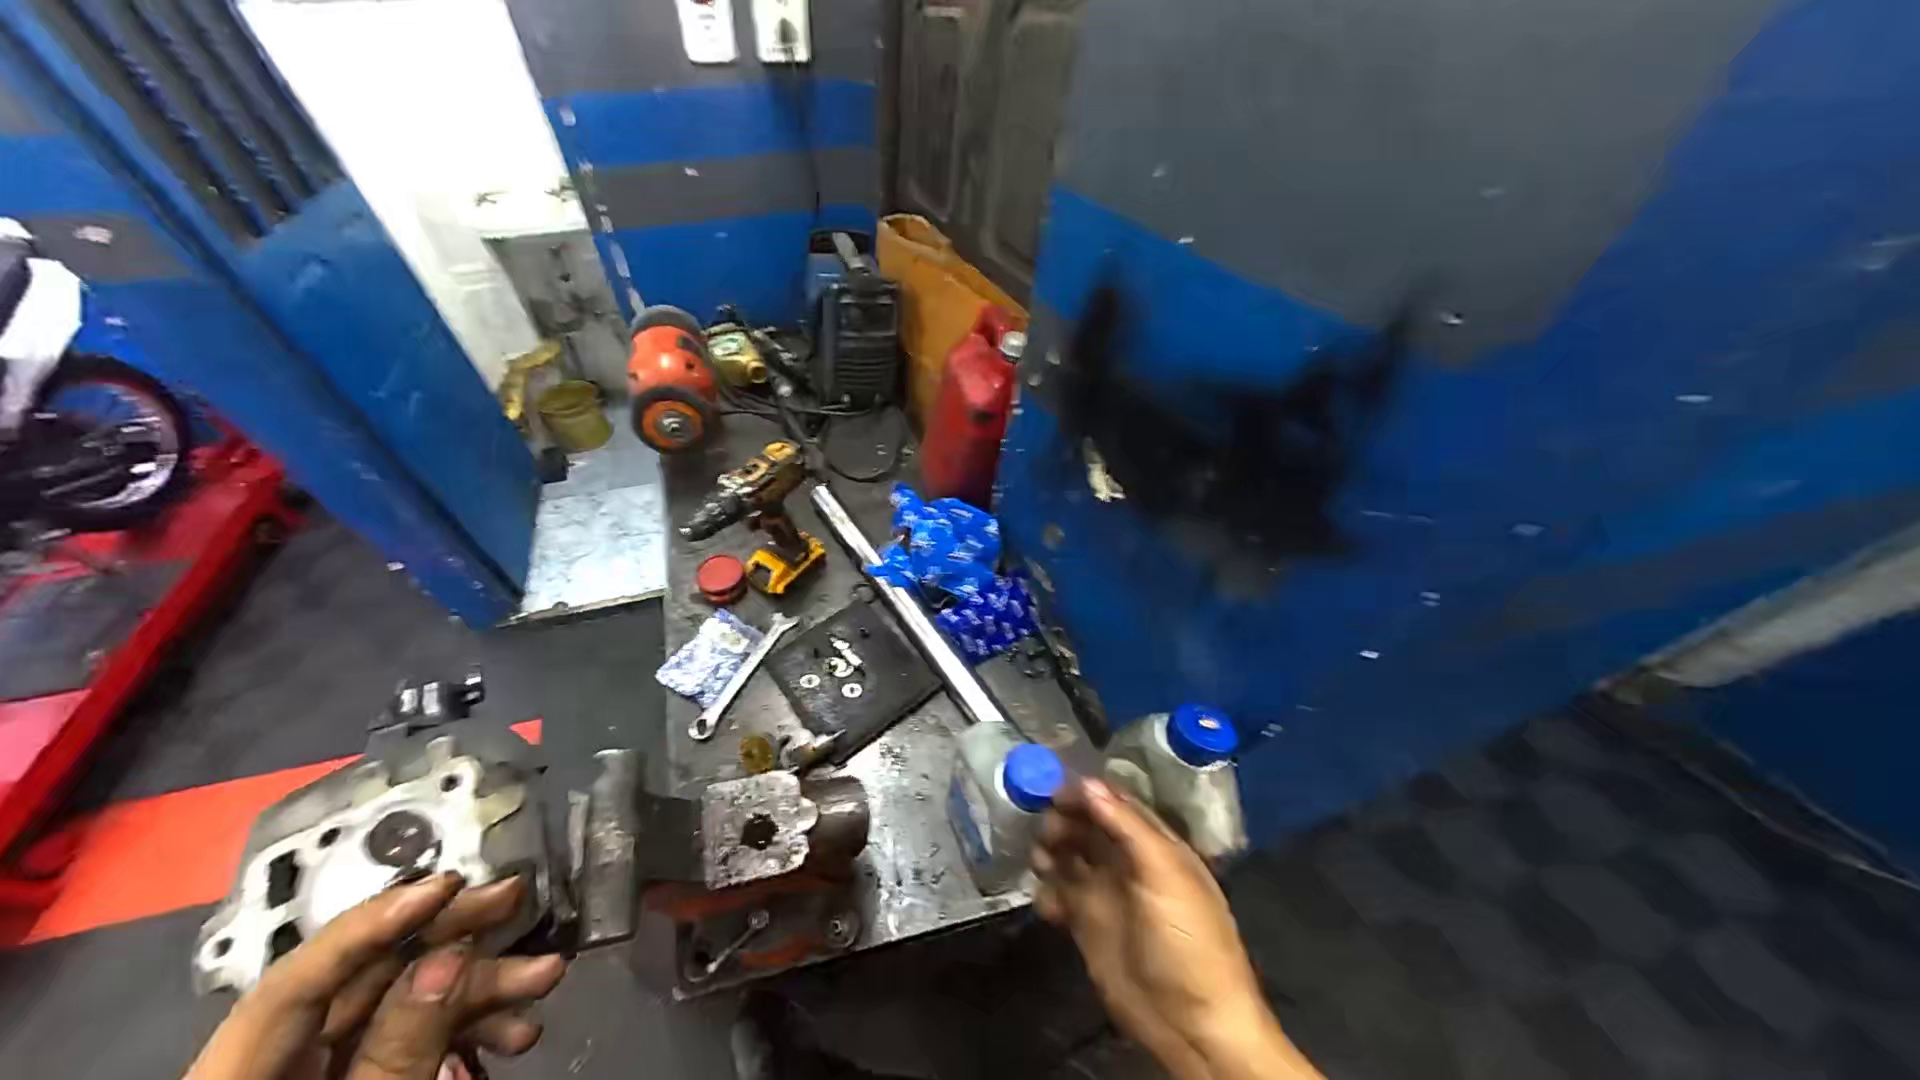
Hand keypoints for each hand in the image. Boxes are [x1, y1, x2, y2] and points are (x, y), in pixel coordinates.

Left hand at [185, 872, 566, 1079]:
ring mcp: (324, 1077)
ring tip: (546, 979)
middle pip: (364, 983)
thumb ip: (397, 1055)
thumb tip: (446, 958)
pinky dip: (471, 1030)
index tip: (447, 883)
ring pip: (406, 1007)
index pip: (293, 984)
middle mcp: (275, 1070)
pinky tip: (517, 1032)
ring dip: (482, 989)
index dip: (369, 925)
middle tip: (517, 899)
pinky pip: (419, 1041)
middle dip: (453, 940)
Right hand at [1031, 778, 1319, 1079]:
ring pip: (1067, 856)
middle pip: (1086, 825)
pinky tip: (1049, 905)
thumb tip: (1087, 783)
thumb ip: (1126, 826)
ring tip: (1041, 862)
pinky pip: (1058, 895)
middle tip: (1046, 830)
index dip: (1085, 792)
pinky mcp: (1086, 925)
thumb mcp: (1165, 873)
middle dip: (1062, 820)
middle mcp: (1127, 862)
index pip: (1114, 802)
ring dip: (1049, 851)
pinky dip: (1046, 892)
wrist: (1193, 1025)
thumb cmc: (1187, 939)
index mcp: (1154, 844)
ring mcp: (1105, 893)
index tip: (1054, 789)